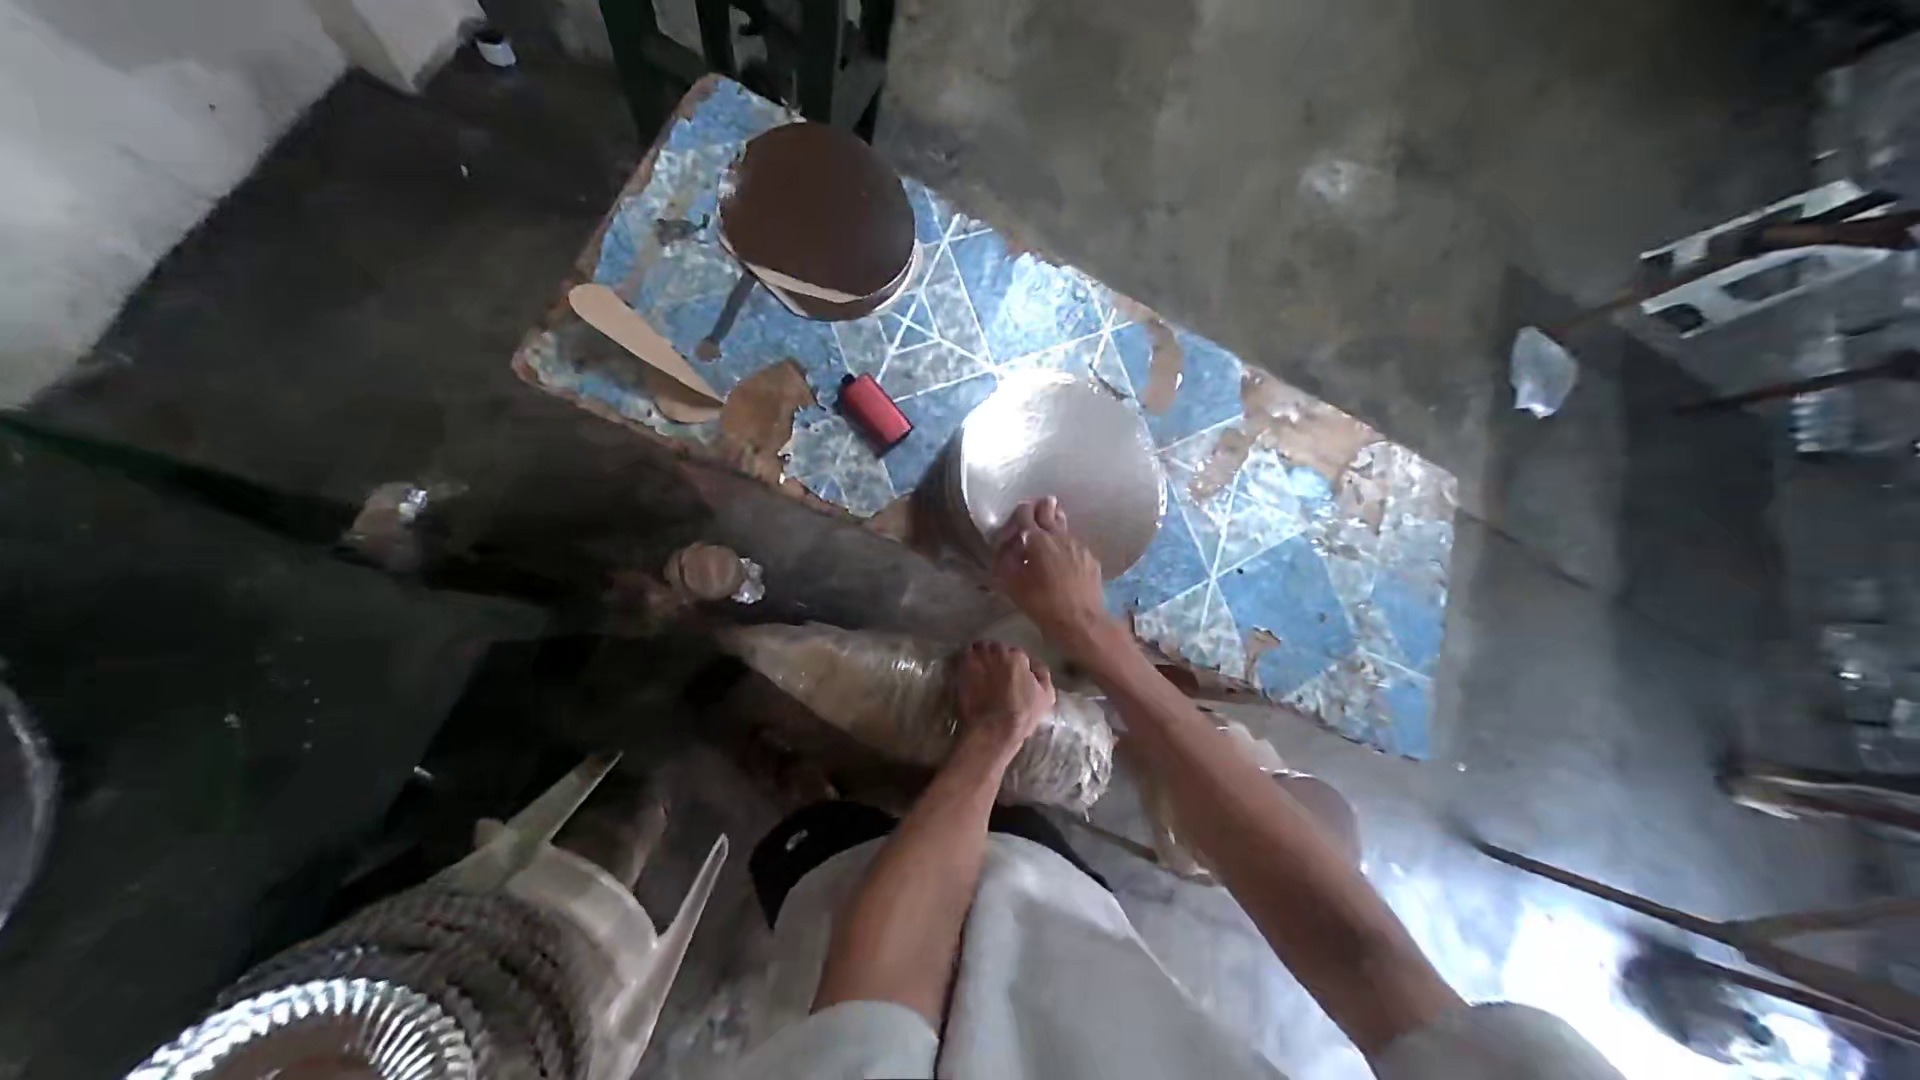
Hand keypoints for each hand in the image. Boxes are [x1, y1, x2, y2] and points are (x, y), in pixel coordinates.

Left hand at [954, 640, 1053, 759]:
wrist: (992, 729)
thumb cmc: (1022, 715)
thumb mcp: (1046, 696)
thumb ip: (1042, 674)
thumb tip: (1035, 664)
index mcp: (1017, 657)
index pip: (1017, 653)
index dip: (1015, 664)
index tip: (1013, 674)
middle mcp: (997, 653)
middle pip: (996, 648)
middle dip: (996, 656)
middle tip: (996, 670)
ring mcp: (978, 659)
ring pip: (979, 648)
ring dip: (980, 654)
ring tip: (981, 667)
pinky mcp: (961, 669)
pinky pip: (964, 656)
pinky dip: (966, 660)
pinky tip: (968, 670)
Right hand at [990, 497, 1110, 644]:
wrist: (1081, 622)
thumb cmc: (1042, 604)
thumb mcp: (1012, 585)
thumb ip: (1005, 561)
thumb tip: (1005, 548)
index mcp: (1038, 540)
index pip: (1026, 514)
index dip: (1020, 510)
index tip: (1017, 512)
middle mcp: (1060, 537)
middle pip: (1049, 512)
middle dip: (1041, 507)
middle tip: (1037, 505)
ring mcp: (1078, 546)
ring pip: (1064, 527)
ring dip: (1055, 525)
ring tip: (1049, 529)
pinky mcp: (1090, 559)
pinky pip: (1075, 545)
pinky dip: (1066, 545)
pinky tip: (1063, 556)